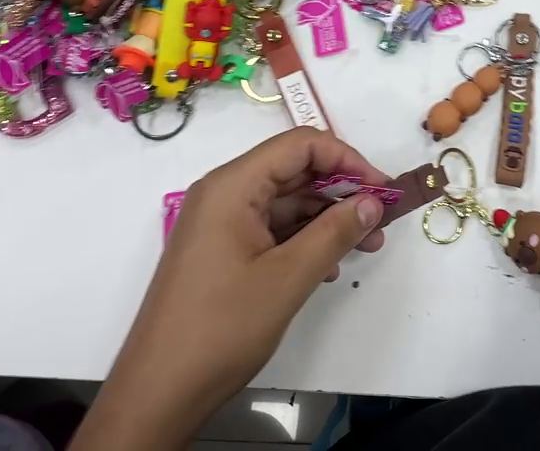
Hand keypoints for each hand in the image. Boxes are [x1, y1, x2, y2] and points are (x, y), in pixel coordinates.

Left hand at [71, 127, 388, 450]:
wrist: (158, 393)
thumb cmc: (221, 328)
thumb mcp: (288, 278)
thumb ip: (334, 233)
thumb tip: (373, 202)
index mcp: (232, 186)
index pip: (300, 146)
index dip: (346, 159)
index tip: (381, 190)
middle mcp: (225, 194)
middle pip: (294, 171)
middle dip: (342, 191)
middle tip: (380, 221)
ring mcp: (221, 223)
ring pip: (287, 202)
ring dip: (328, 219)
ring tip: (367, 246)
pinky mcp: (222, 250)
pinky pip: (273, 228)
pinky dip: (305, 239)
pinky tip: (331, 266)